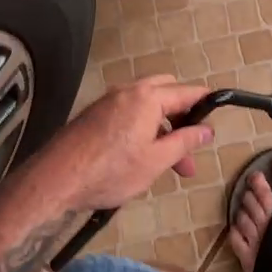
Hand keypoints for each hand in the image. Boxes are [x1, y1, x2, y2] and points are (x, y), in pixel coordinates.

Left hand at [23, 76, 213, 211]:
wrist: (55, 180)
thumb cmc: (110, 172)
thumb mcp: (156, 161)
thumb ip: (185, 142)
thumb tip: (206, 130)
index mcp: (148, 97)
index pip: (187, 92)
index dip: (205, 105)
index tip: (216, 118)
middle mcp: (128, 91)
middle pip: (166, 91)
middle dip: (183, 116)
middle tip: (191, 145)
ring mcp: (109, 101)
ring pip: (147, 104)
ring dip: (163, 126)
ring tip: (169, 162)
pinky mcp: (95, 114)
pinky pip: (129, 111)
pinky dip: (143, 127)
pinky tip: (141, 156)